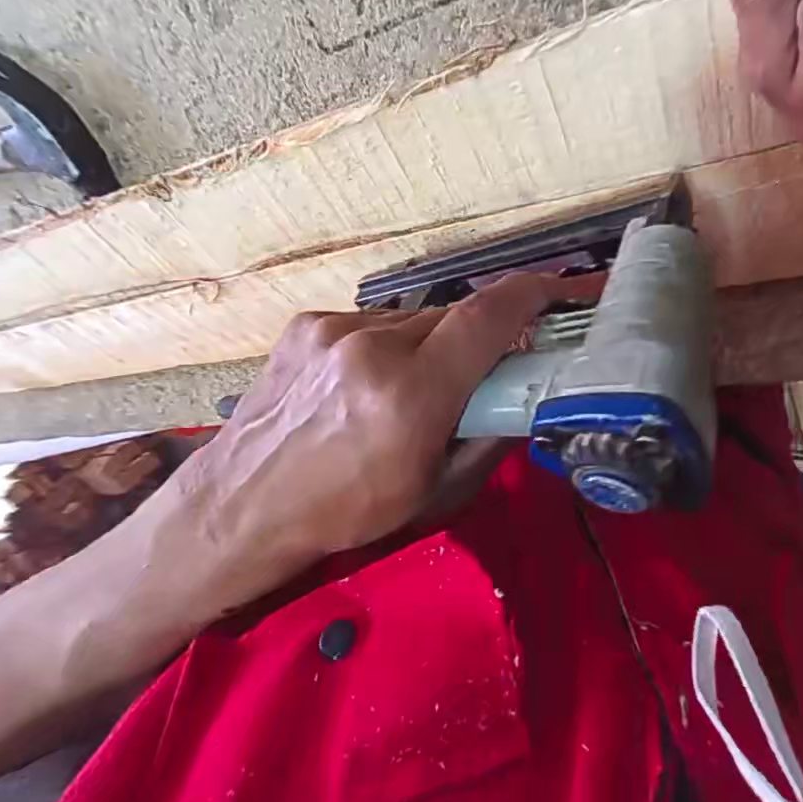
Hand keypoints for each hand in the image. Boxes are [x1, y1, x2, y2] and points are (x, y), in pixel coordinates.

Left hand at [173, 274, 558, 600]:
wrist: (237, 508)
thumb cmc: (344, 514)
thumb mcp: (436, 493)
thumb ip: (491, 437)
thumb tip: (525, 398)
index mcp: (410, 396)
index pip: (488, 317)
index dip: (536, 293)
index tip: (565, 287)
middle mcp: (373, 348)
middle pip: (456, 318)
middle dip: (480, 339)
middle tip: (482, 374)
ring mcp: (334, 330)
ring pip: (416, 319)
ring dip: (432, 345)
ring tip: (413, 388)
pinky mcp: (308, 323)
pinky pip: (376, 323)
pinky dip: (391, 345)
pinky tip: (368, 383)